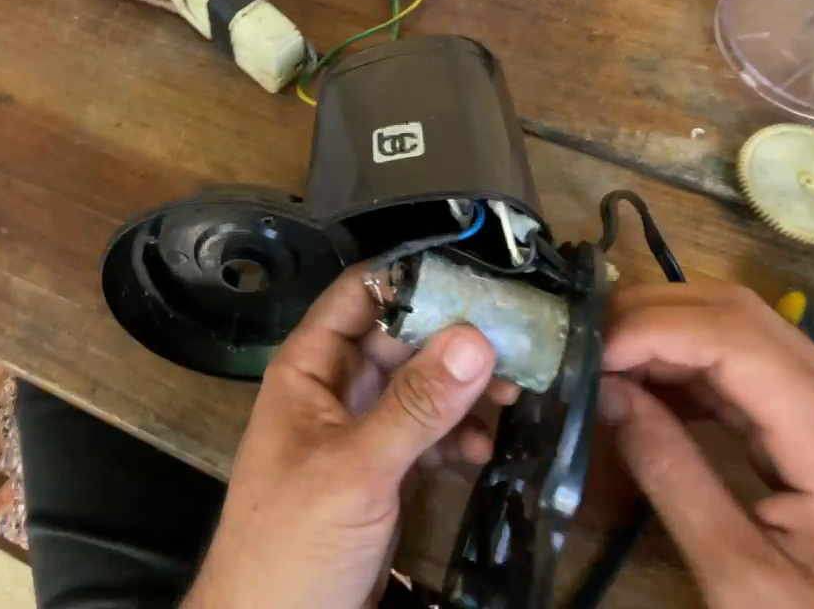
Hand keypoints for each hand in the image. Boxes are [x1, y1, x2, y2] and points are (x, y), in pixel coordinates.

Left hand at [184, 267, 518, 608]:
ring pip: (419, 388)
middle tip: (518, 346)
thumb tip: (476, 338)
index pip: (361, 295)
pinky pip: (425, 434)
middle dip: (454, 341)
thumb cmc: (295, 538)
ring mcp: (360, 429)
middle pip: (400, 340)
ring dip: (463, 391)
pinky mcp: (381, 470)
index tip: (478, 275)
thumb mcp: (357, 467)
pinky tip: (486, 449)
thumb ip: (416, 406)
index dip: (412, 278)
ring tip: (514, 398)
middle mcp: (335, 385)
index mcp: (311, 364)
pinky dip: (456, 436)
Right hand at [601, 282, 813, 608]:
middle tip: (585, 343)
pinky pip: (752, 373)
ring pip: (744, 331)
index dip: (652, 329)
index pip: (735, 336)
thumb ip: (673, 480)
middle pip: (740, 313)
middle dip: (654, 313)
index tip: (589, 355)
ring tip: (606, 362)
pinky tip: (649, 391)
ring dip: (669, 333)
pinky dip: (691, 367)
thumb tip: (606, 393)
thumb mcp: (748, 587)